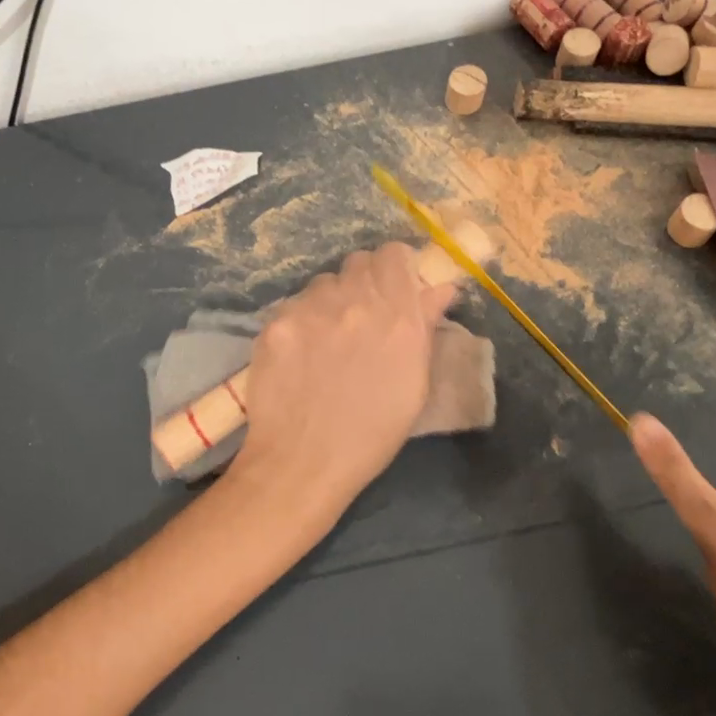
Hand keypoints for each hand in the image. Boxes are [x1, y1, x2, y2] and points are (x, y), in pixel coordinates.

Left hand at [229, 242, 457, 527]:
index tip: (395, 286)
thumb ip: (425, 327)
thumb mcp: (415, 385)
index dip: (395, 267)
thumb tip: (440, 288)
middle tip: (362, 316)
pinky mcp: (276, 321)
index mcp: (398, 316)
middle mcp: (355, 300)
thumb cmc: (371, 434)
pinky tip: (300, 354)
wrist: (303, 461)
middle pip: (359, 262)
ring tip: (328, 340)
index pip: (394, 254)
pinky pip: (294, 305)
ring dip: (331, 300)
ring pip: (323, 282)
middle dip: (364, 281)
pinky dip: (300, 320)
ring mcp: (310, 308)